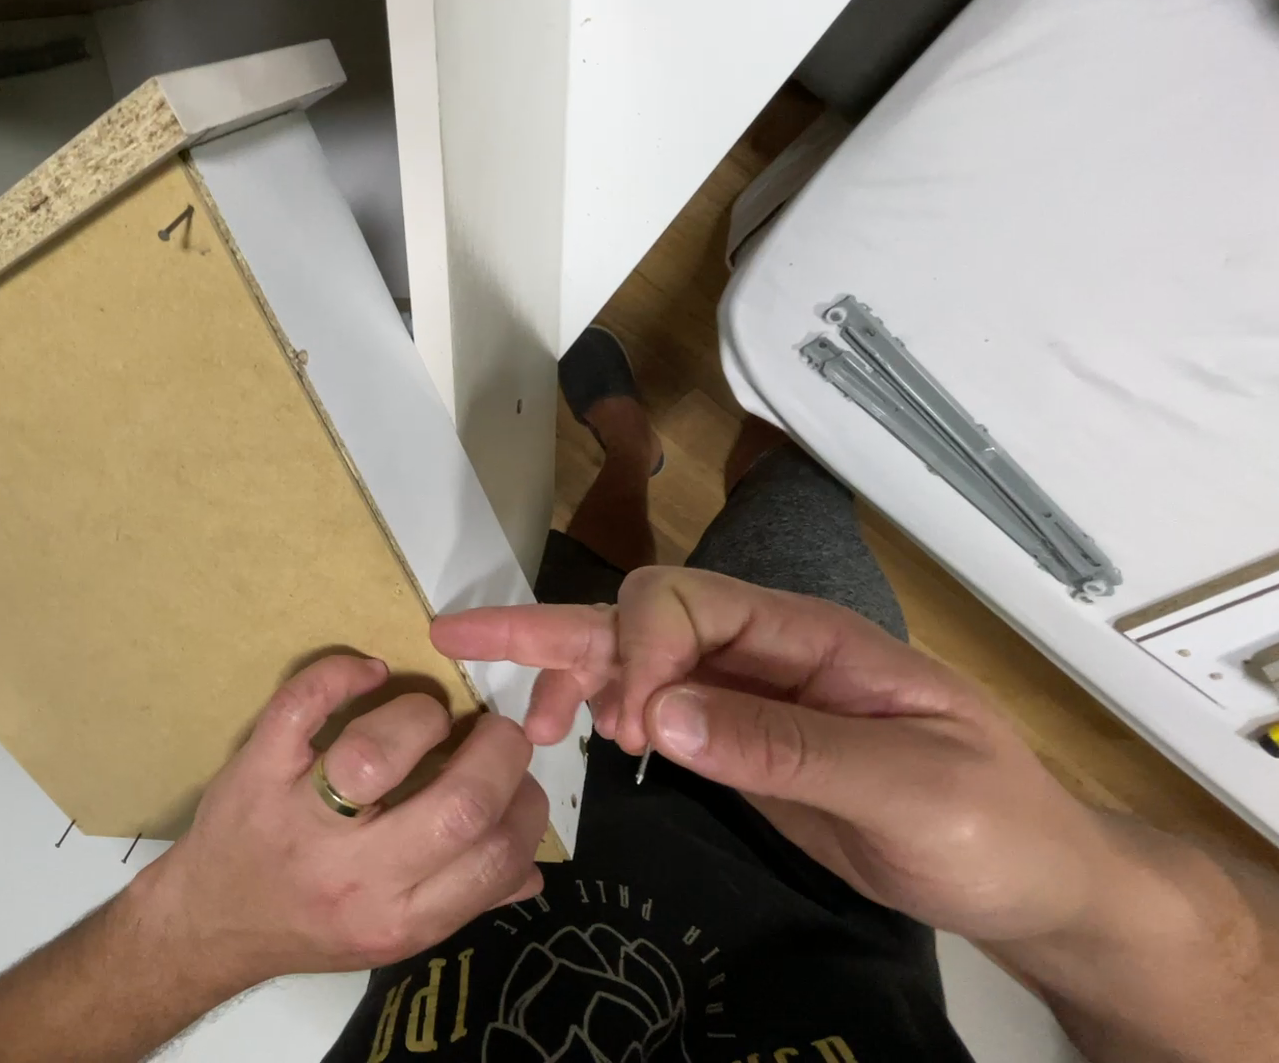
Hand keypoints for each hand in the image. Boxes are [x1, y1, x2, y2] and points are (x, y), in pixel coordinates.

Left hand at [129, 655, 547, 991]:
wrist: (208, 924)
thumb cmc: (307, 927)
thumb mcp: (390, 936)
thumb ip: (463, 902)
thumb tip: (531, 864)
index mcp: (399, 919)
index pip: (492, 856)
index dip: (524, 804)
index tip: (520, 778)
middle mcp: (355, 876)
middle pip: (457, 804)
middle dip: (497, 751)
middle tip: (495, 732)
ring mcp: (299, 819)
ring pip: (376, 752)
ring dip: (421, 716)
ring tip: (428, 715)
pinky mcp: (257, 772)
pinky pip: (300, 707)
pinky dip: (338, 674)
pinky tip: (368, 671)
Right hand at [430, 567, 1116, 943]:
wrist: (1022, 879)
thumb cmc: (992, 826)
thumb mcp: (911, 789)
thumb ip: (785, 745)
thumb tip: (658, 715)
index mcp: (804, 634)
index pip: (686, 603)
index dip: (640, 652)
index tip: (633, 731)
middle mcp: (754, 646)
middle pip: (631, 611)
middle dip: (547, 625)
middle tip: (460, 634)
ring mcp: (731, 688)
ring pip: (619, 653)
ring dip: (559, 672)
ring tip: (525, 724)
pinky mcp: (718, 731)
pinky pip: (634, 701)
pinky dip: (585, 706)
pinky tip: (562, 731)